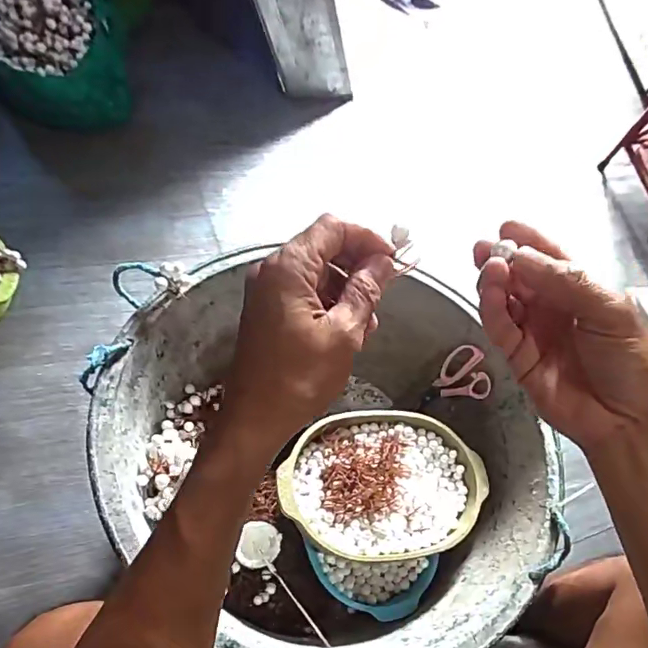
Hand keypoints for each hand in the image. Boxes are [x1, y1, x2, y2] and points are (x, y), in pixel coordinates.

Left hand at [220, 214, 397, 452]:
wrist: (254, 419)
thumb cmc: (299, 379)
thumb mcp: (343, 334)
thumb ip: (365, 291)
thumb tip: (383, 263)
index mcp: (288, 267)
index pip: (333, 228)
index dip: (367, 238)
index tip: (393, 261)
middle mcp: (272, 271)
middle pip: (324, 248)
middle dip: (358, 267)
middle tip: (384, 297)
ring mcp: (266, 293)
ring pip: (316, 274)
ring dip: (346, 290)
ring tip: (368, 325)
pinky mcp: (266, 314)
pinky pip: (303, 295)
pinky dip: (328, 305)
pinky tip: (348, 333)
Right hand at [473, 222, 647, 450]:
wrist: (628, 419)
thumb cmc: (631, 362)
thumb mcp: (610, 310)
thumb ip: (568, 282)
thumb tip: (523, 259)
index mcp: (581, 293)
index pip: (551, 261)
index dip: (529, 243)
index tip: (506, 228)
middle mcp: (554, 311)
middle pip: (520, 280)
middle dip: (501, 261)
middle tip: (482, 248)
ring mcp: (535, 336)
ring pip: (505, 304)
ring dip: (494, 284)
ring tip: (489, 267)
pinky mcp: (520, 362)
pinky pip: (501, 331)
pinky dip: (492, 311)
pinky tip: (491, 293)